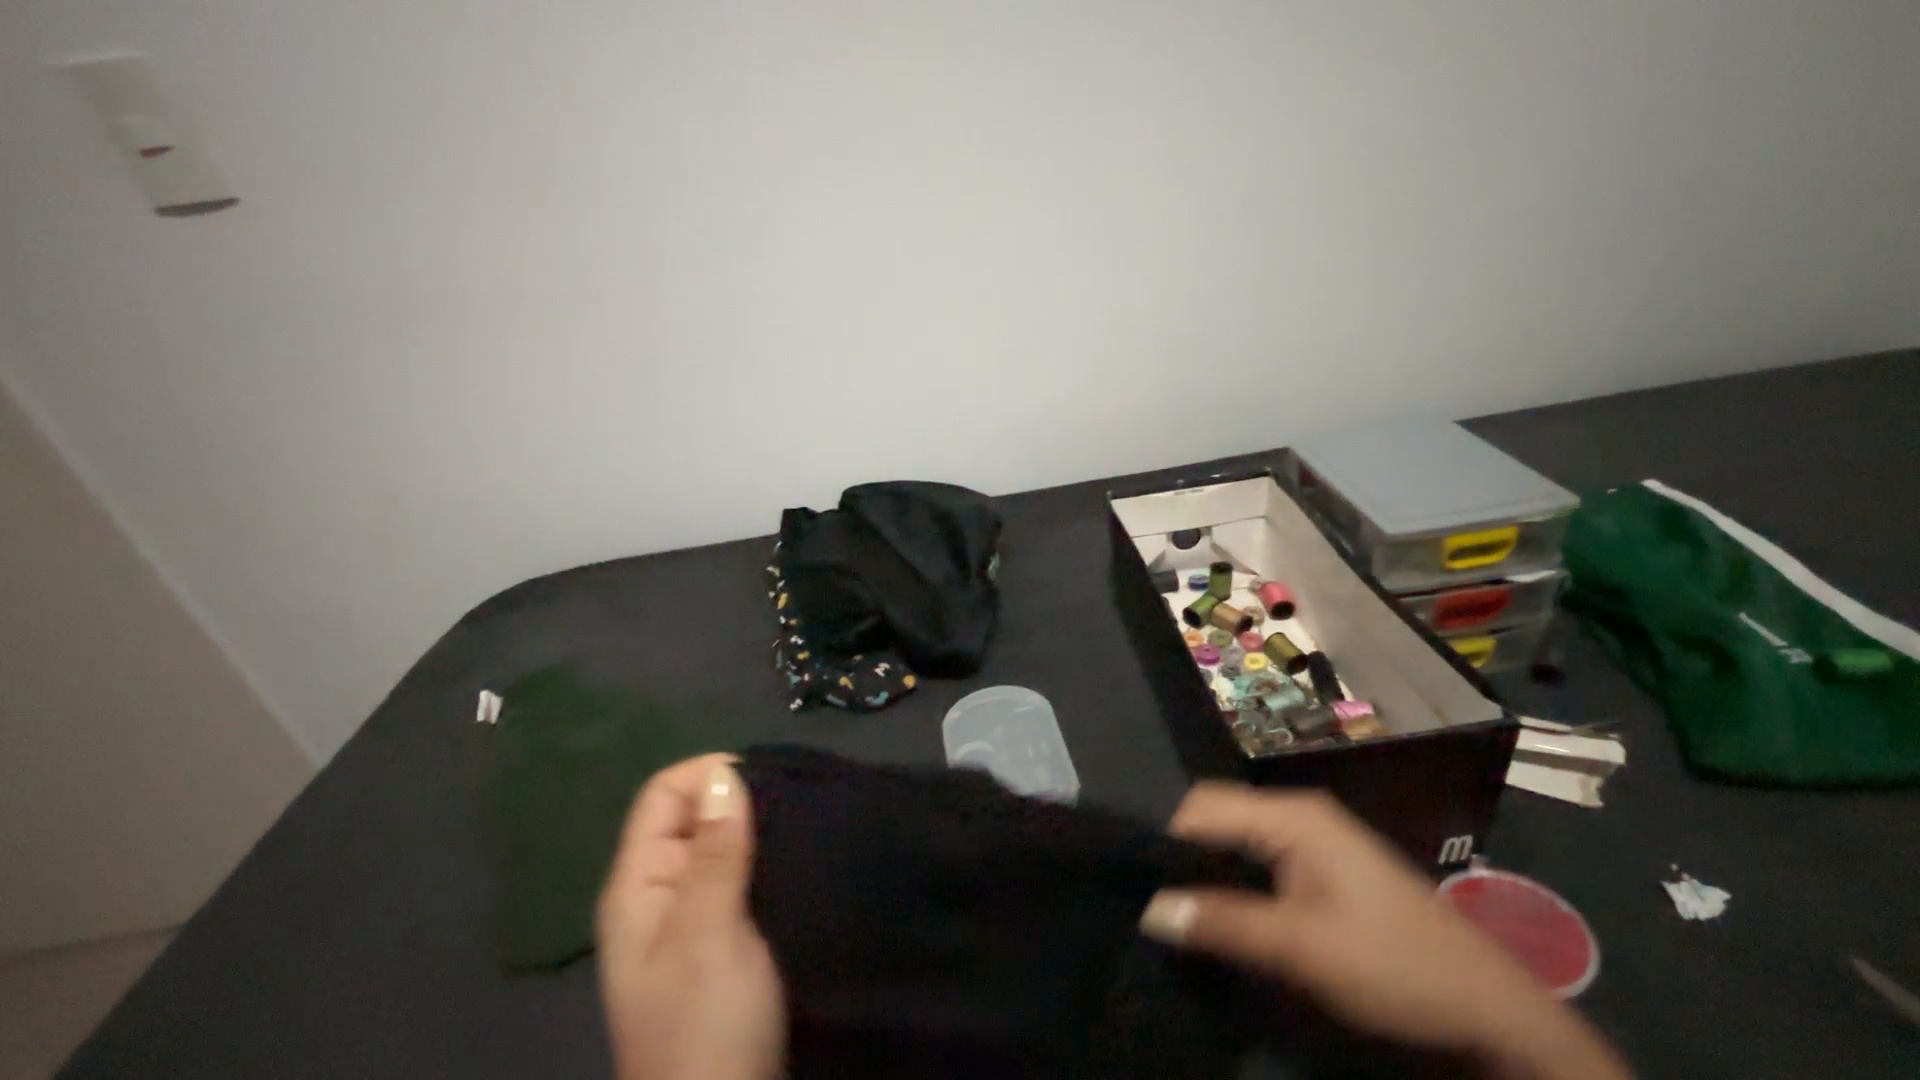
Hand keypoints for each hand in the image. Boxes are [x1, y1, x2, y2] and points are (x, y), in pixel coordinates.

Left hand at [596, 755, 782, 1079]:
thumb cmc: (706, 1026)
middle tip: (801, 809)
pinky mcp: (728, 947)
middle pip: (693, 819)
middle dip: (743, 804)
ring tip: (812, 832)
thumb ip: (715, 852)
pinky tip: (806, 868)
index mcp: (639, 887)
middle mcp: (661, 896)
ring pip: (724, 852)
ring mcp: (693, 924)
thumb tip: (725, 773)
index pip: (663, 796)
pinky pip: (745, 886)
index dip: (710, 777)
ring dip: (762, 838)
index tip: (771, 784)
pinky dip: (771, 869)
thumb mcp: (709, 934)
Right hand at [1140, 784, 1629, 1079]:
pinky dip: (1225, 888)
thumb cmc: (1396, 968)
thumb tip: (1146, 907)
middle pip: (1213, 820)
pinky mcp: (1318, 877)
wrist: (1490, 1016)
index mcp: (1293, 815)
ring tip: (1160, 910)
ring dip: (1198, 875)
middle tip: (1136, 898)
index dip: (1159, 837)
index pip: (1201, 805)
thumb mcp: (1301, 947)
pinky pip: (1252, 867)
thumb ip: (1222, 922)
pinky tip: (1208, 919)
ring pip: (1231, 845)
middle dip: (1174, 856)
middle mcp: (1297, 817)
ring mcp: (1311, 846)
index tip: (1124, 877)